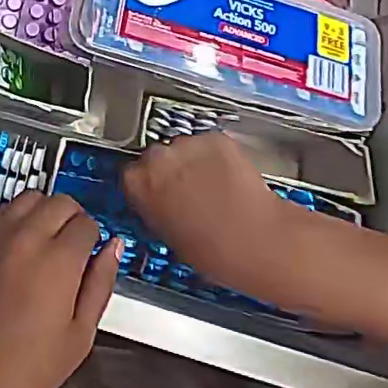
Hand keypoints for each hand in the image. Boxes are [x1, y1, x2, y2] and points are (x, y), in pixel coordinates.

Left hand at [0, 193, 121, 387]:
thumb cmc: (25, 371)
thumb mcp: (80, 334)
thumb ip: (101, 283)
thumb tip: (113, 250)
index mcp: (58, 260)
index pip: (87, 223)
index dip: (94, 238)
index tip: (91, 254)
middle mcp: (25, 238)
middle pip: (60, 201)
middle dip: (73, 219)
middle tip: (74, 246)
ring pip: (29, 198)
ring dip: (44, 212)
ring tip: (47, 243)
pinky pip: (0, 212)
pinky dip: (15, 219)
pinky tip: (19, 247)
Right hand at [123, 133, 306, 296]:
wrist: (255, 240)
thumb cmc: (212, 249)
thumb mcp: (165, 234)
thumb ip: (153, 208)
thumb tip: (158, 201)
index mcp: (136, 183)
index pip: (132, 173)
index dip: (148, 184)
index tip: (158, 190)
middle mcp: (157, 157)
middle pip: (157, 156)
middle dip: (170, 169)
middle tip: (188, 191)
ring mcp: (188, 144)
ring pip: (185, 147)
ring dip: (194, 161)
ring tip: (212, 186)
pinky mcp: (217, 138)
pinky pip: (211, 143)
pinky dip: (218, 156)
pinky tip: (228, 177)